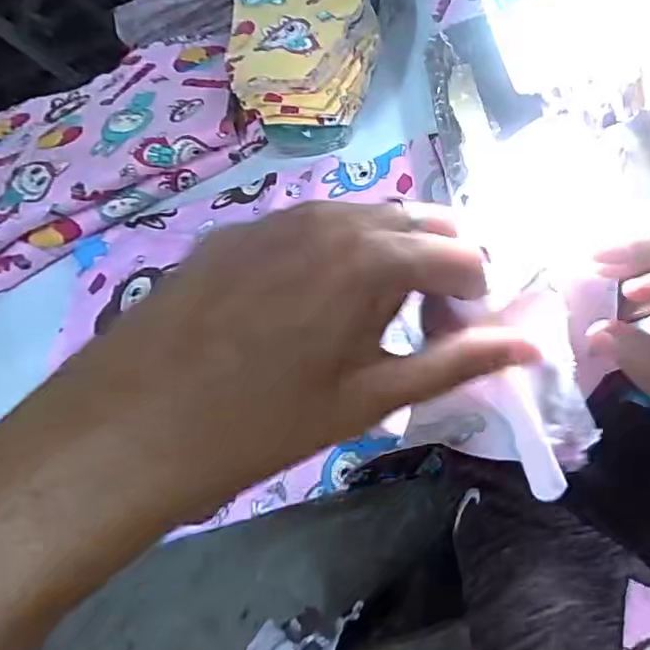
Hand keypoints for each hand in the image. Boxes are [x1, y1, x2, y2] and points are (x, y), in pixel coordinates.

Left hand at [34, 201, 539, 529]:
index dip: (475, 300)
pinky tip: (307, 311)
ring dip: (395, 259)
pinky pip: (317, 228)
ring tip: (369, 322)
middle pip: (424, 223)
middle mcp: (334, 216)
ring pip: (370, 220)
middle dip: (444, 269)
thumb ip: (458, 362)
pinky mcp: (239, 230)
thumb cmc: (261, 425)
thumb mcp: (371, 398)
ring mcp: (280, 217)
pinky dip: (341, 255)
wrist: (117, 433)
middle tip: (423, 329)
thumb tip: (532, 346)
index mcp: (375, 254)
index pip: (466, 254)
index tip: (453, 343)